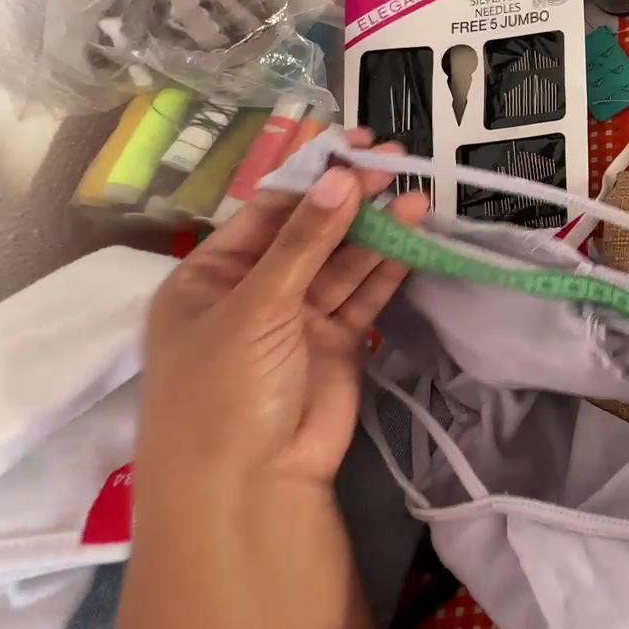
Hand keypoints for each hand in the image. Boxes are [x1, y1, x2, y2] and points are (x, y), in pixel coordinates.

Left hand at [136, 129, 428, 487]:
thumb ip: (304, 242)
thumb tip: (343, 180)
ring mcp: (299, 316)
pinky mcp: (339, 338)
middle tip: (398, 162)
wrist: (249, 482)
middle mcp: (255, 291)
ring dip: (379, 229)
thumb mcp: (255, 308)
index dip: (312, 176)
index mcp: (209, 278)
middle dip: (353, 198)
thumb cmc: (223, 390)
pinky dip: (391, 266)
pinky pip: (366, 292)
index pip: (266, 211)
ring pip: (345, 260)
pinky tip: (416, 236)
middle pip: (312, 231)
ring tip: (419, 196)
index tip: (356, 145)